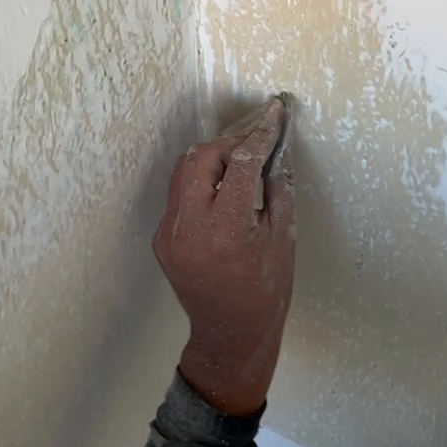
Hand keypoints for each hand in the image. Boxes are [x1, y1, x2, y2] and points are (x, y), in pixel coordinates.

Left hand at [153, 96, 295, 416]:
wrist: (231, 335)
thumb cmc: (267, 289)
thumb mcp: (284, 236)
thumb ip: (279, 185)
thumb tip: (279, 145)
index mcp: (226, 229)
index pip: (240, 162)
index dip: (261, 132)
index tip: (275, 112)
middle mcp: (189, 227)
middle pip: (202, 157)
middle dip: (231, 140)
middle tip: (258, 135)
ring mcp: (169, 234)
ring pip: (184, 170)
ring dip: (213, 156)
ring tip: (242, 155)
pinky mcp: (162, 239)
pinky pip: (181, 193)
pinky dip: (203, 180)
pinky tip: (225, 186)